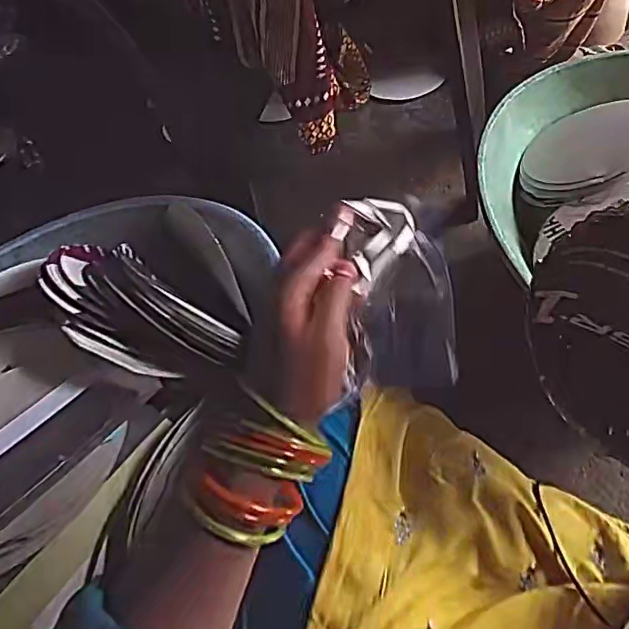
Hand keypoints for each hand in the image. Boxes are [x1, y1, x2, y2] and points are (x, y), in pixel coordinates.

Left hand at [249, 208, 360, 423]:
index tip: (347, 212)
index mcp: (291, 294)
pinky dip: (317, 269)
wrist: (284, 415)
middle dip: (322, 234)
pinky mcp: (285, 319)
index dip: (333, 232)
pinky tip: (332, 274)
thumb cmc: (309, 380)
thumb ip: (337, 297)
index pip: (314, 252)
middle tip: (344, 218)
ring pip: (299, 265)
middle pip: (300, 252)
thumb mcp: (329, 338)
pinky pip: (302, 281)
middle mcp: (281, 294)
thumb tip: (346, 268)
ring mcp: (280, 306)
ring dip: (319, 250)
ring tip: (340, 238)